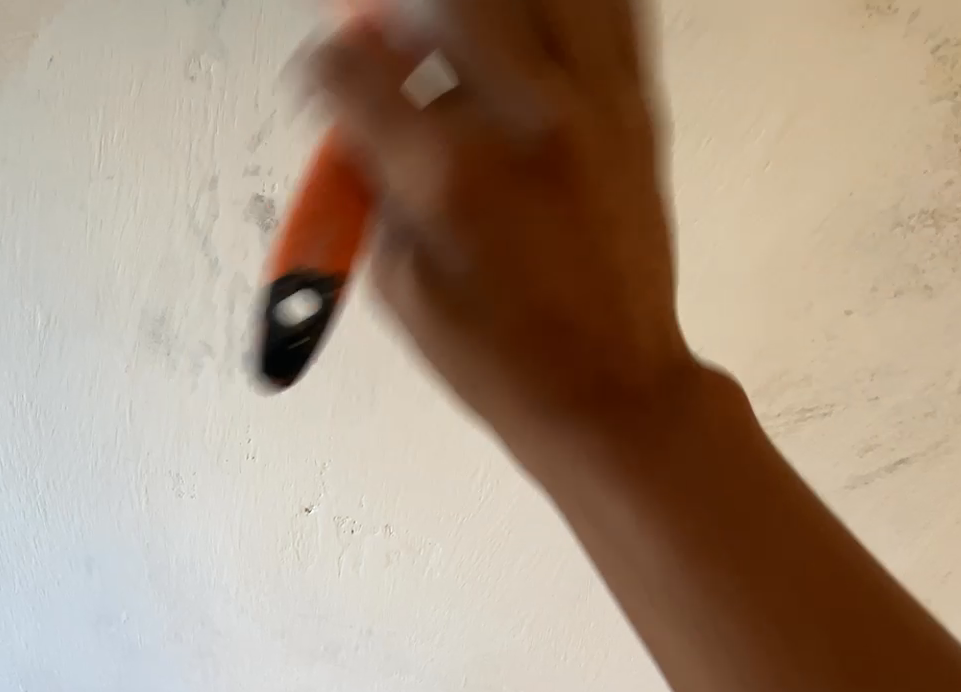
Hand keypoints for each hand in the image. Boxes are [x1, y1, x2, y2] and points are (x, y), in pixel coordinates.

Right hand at [310, 0, 698, 465]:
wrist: (604, 385)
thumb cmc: (496, 356)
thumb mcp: (398, 288)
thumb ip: (373, 193)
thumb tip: (361, 127)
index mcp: (446, 179)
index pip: (354, 74)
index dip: (324, 68)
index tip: (324, 76)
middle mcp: (521, 120)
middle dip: (395, 11)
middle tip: (382, 36)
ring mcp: (591, 102)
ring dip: (475, 4)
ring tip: (451, 34)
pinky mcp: (637, 104)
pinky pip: (607, 3)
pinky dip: (554, 5)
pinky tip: (525, 31)